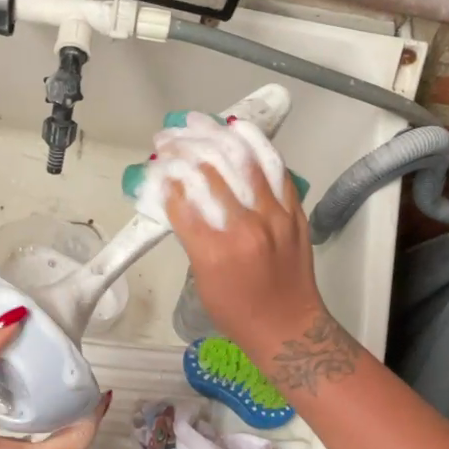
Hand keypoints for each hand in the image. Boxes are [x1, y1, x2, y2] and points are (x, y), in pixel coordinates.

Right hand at [164, 150, 328, 357]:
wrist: (288, 326)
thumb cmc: (237, 311)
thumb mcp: (202, 278)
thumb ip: (192, 236)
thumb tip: (179, 199)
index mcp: (214, 250)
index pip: (182, 198)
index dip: (164, 176)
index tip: (155, 166)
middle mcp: (244, 227)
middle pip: (209, 172)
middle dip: (182, 149)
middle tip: (166, 139)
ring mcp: (274, 216)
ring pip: (243, 160)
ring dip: (215, 135)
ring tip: (195, 123)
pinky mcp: (293, 211)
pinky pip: (274, 168)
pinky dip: (255, 145)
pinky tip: (238, 130)